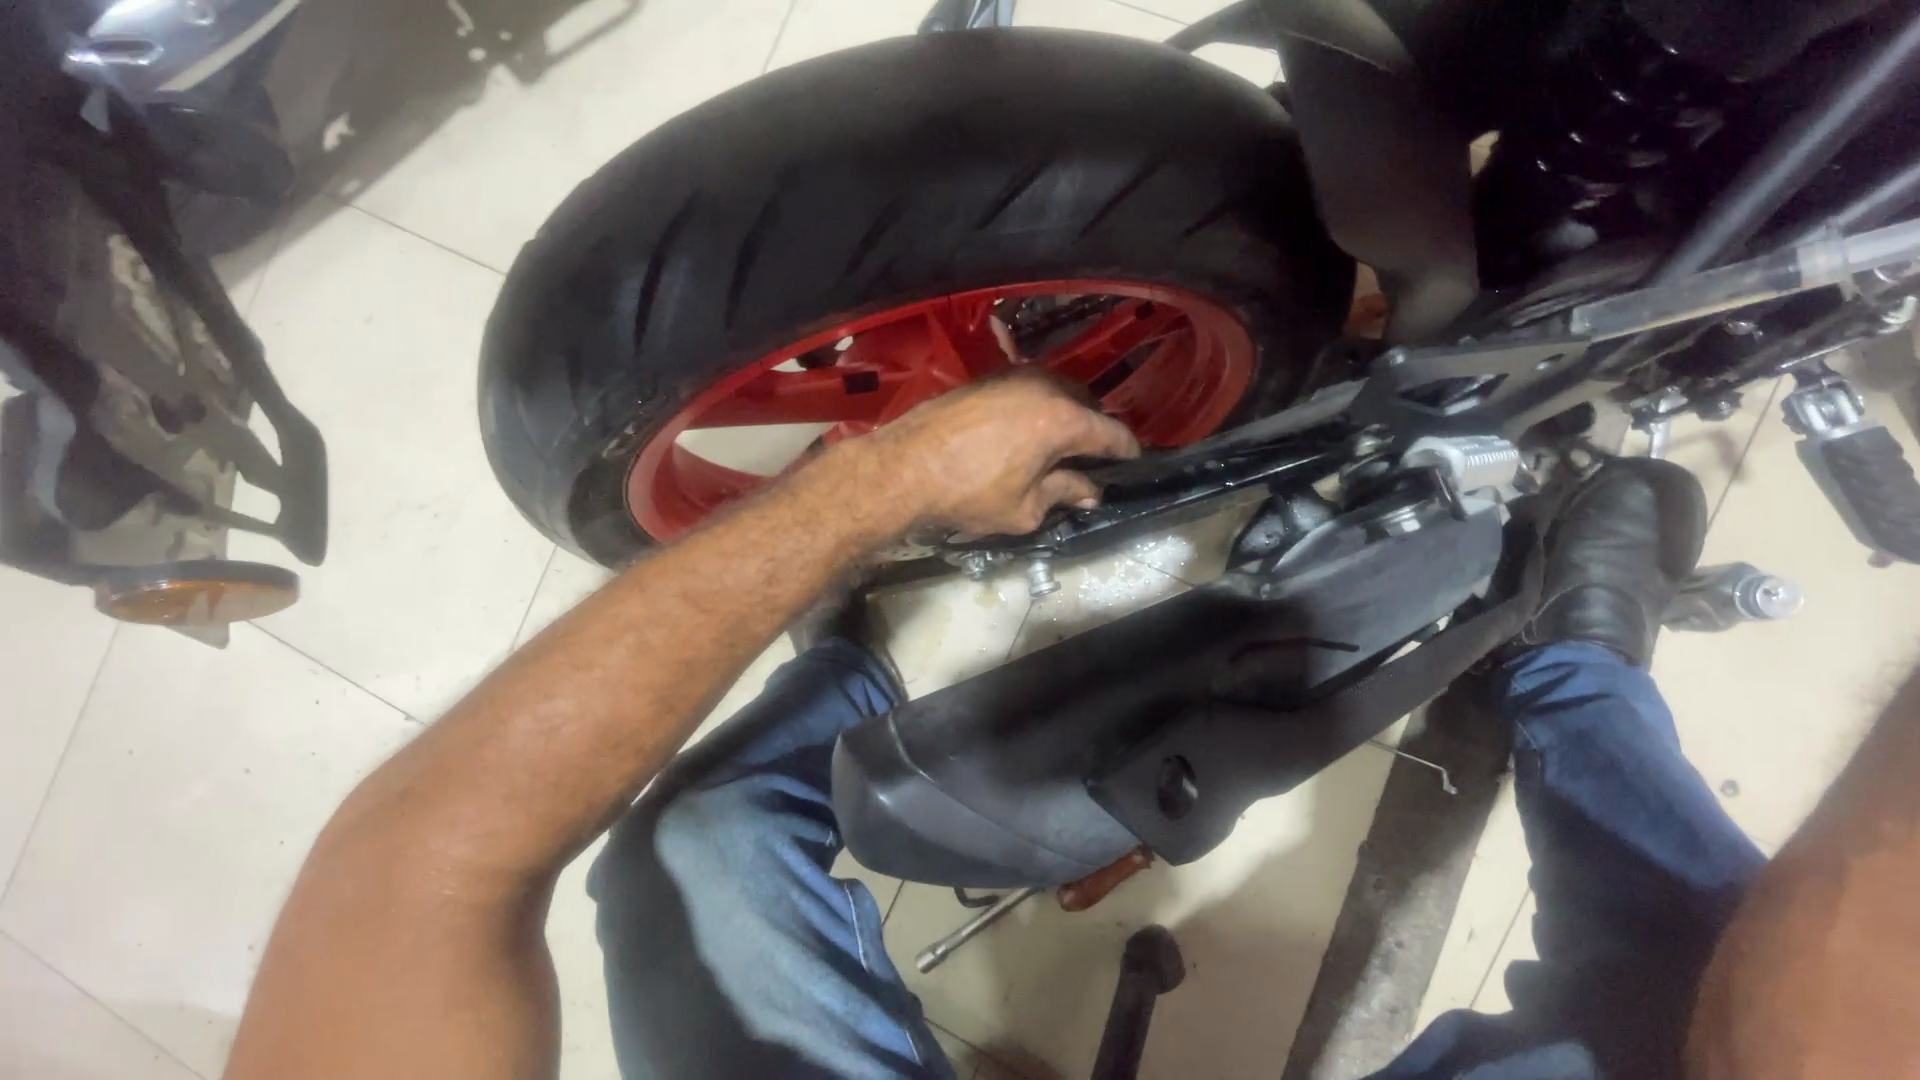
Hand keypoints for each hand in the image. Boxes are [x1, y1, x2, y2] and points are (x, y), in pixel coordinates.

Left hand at [854, 369, 1140, 536]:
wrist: (903, 466)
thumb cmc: (968, 493)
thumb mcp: (1023, 509)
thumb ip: (1063, 494)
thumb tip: (1088, 491)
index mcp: (1062, 420)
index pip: (1110, 433)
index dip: (1126, 450)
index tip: (1133, 460)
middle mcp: (1043, 388)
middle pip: (1085, 404)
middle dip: (1094, 429)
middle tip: (1092, 456)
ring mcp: (1012, 377)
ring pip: (1054, 391)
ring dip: (1064, 413)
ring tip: (1059, 442)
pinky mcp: (985, 378)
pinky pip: (1025, 389)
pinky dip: (1035, 406)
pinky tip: (1025, 428)